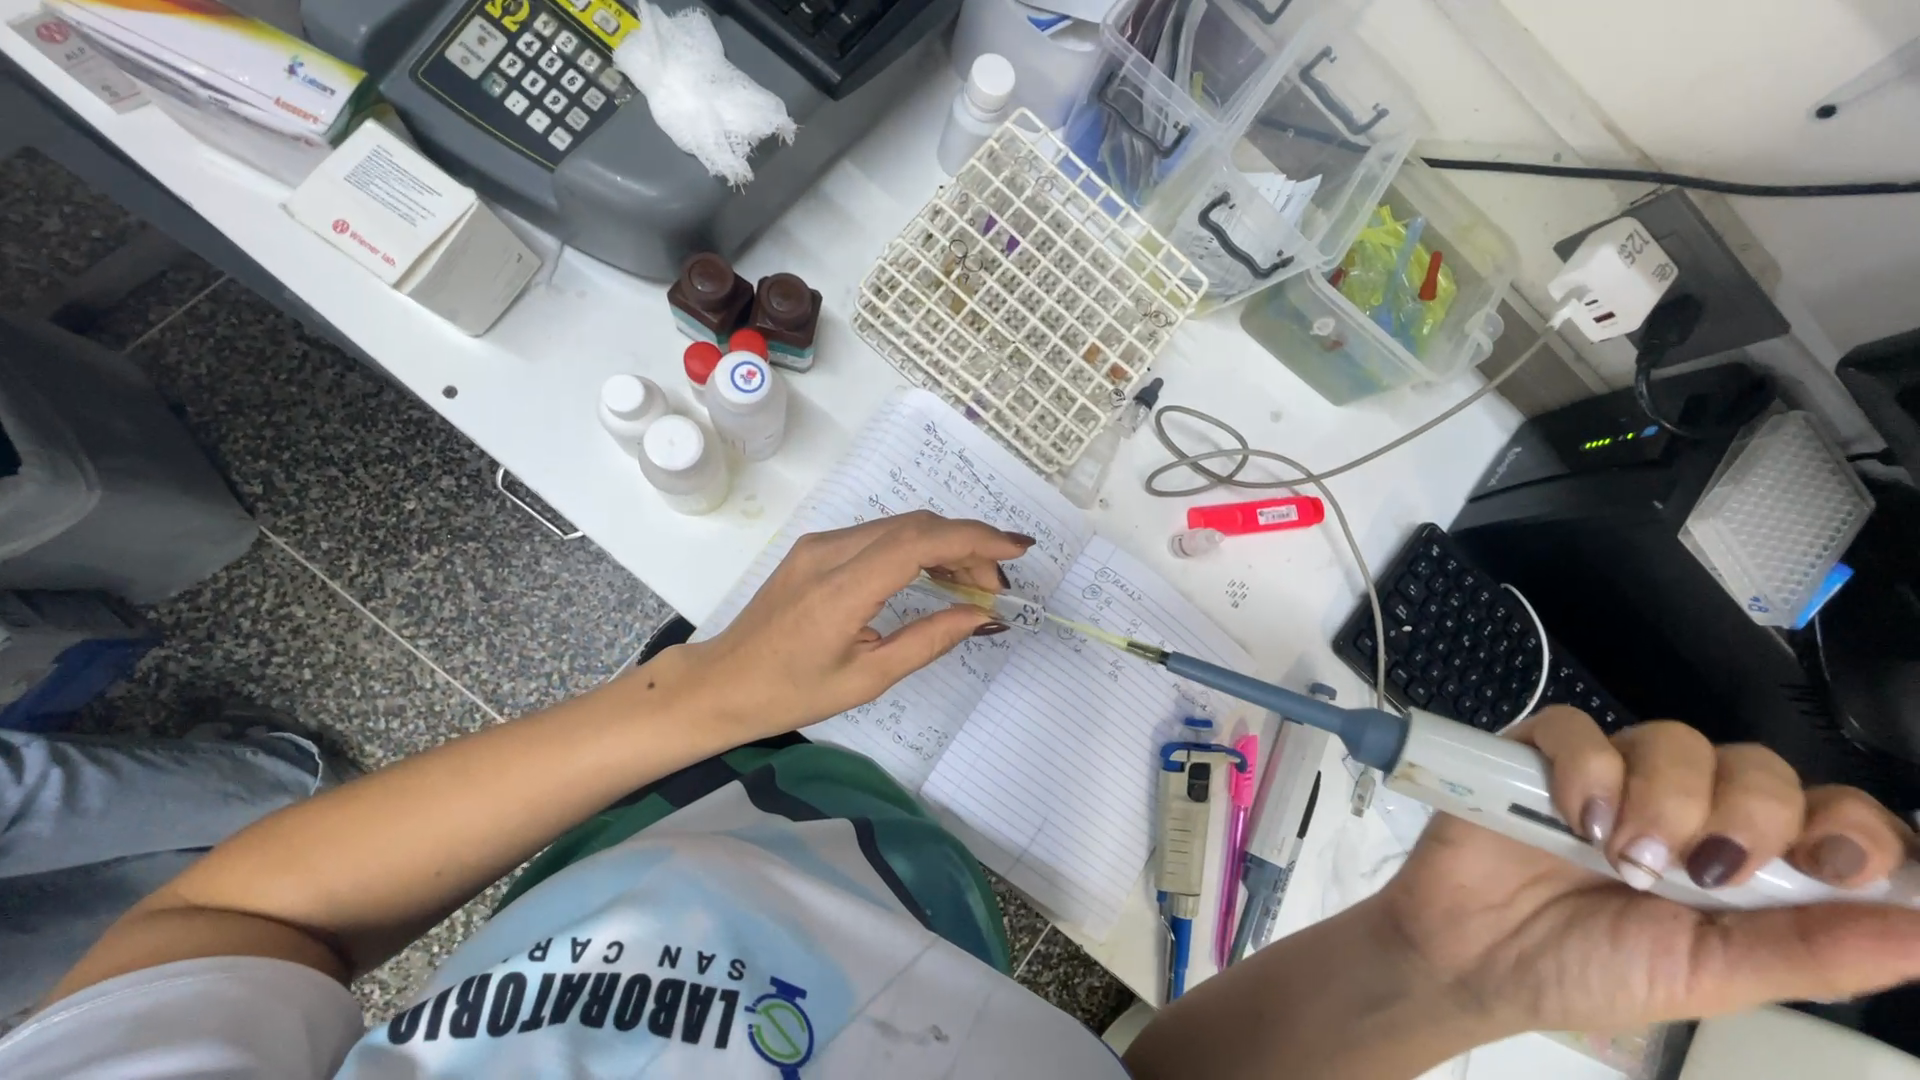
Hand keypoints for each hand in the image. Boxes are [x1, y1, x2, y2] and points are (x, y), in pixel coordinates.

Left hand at [658, 511, 1031, 740]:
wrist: (722, 682)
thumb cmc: (790, 694)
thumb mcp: (867, 679)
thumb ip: (928, 641)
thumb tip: (981, 616)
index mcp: (841, 590)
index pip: (919, 542)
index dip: (974, 539)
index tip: (1016, 551)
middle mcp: (830, 552)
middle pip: (915, 526)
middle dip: (967, 544)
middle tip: (996, 585)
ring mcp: (819, 544)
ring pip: (899, 525)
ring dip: (944, 544)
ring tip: (973, 582)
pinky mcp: (816, 548)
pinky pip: (879, 535)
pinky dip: (917, 547)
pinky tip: (935, 573)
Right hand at [1375, 706, 1919, 1036]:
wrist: (1472, 957)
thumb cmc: (1588, 974)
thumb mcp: (1710, 979)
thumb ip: (1813, 954)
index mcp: (1744, 867)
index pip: (1829, 816)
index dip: (1852, 828)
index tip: (1831, 866)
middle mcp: (1684, 810)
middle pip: (1755, 766)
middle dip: (1745, 816)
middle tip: (1702, 874)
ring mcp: (1606, 776)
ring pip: (1671, 739)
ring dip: (1661, 799)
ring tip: (1622, 857)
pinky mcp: (1533, 755)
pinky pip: (1575, 728)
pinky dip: (1584, 767)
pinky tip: (1574, 817)